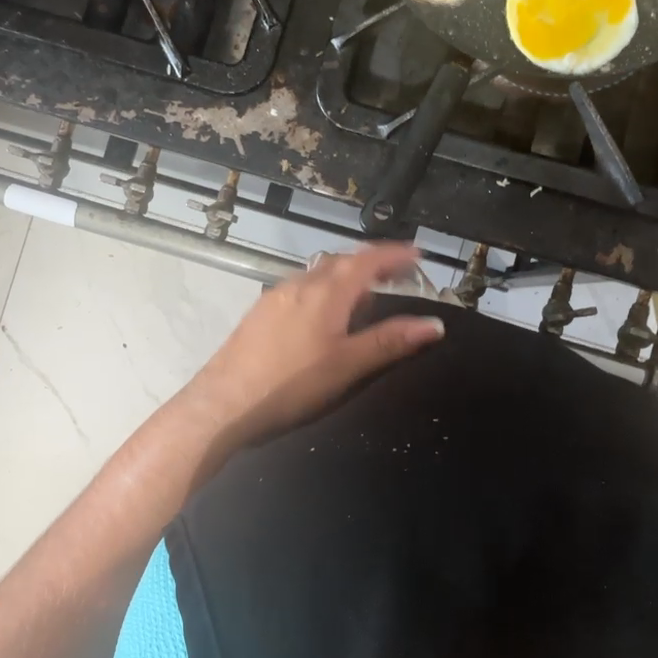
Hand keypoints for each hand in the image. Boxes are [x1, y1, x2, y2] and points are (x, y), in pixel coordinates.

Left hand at [176, 243, 445, 448]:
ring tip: (366, 294)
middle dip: (371, 263)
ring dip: (346, 276)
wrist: (223, 403)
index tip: (417, 255)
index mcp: (326, 291)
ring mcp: (276, 296)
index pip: (367, 260)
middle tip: (397, 274)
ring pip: (318, 274)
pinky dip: (324, 289)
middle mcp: (300, 284)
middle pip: (341, 261)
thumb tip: (434, 324)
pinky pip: (301, 288)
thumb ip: (390, 341)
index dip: (394, 255)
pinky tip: (325, 314)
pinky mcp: (260, 313)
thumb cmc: (290, 384)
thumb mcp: (347, 365)